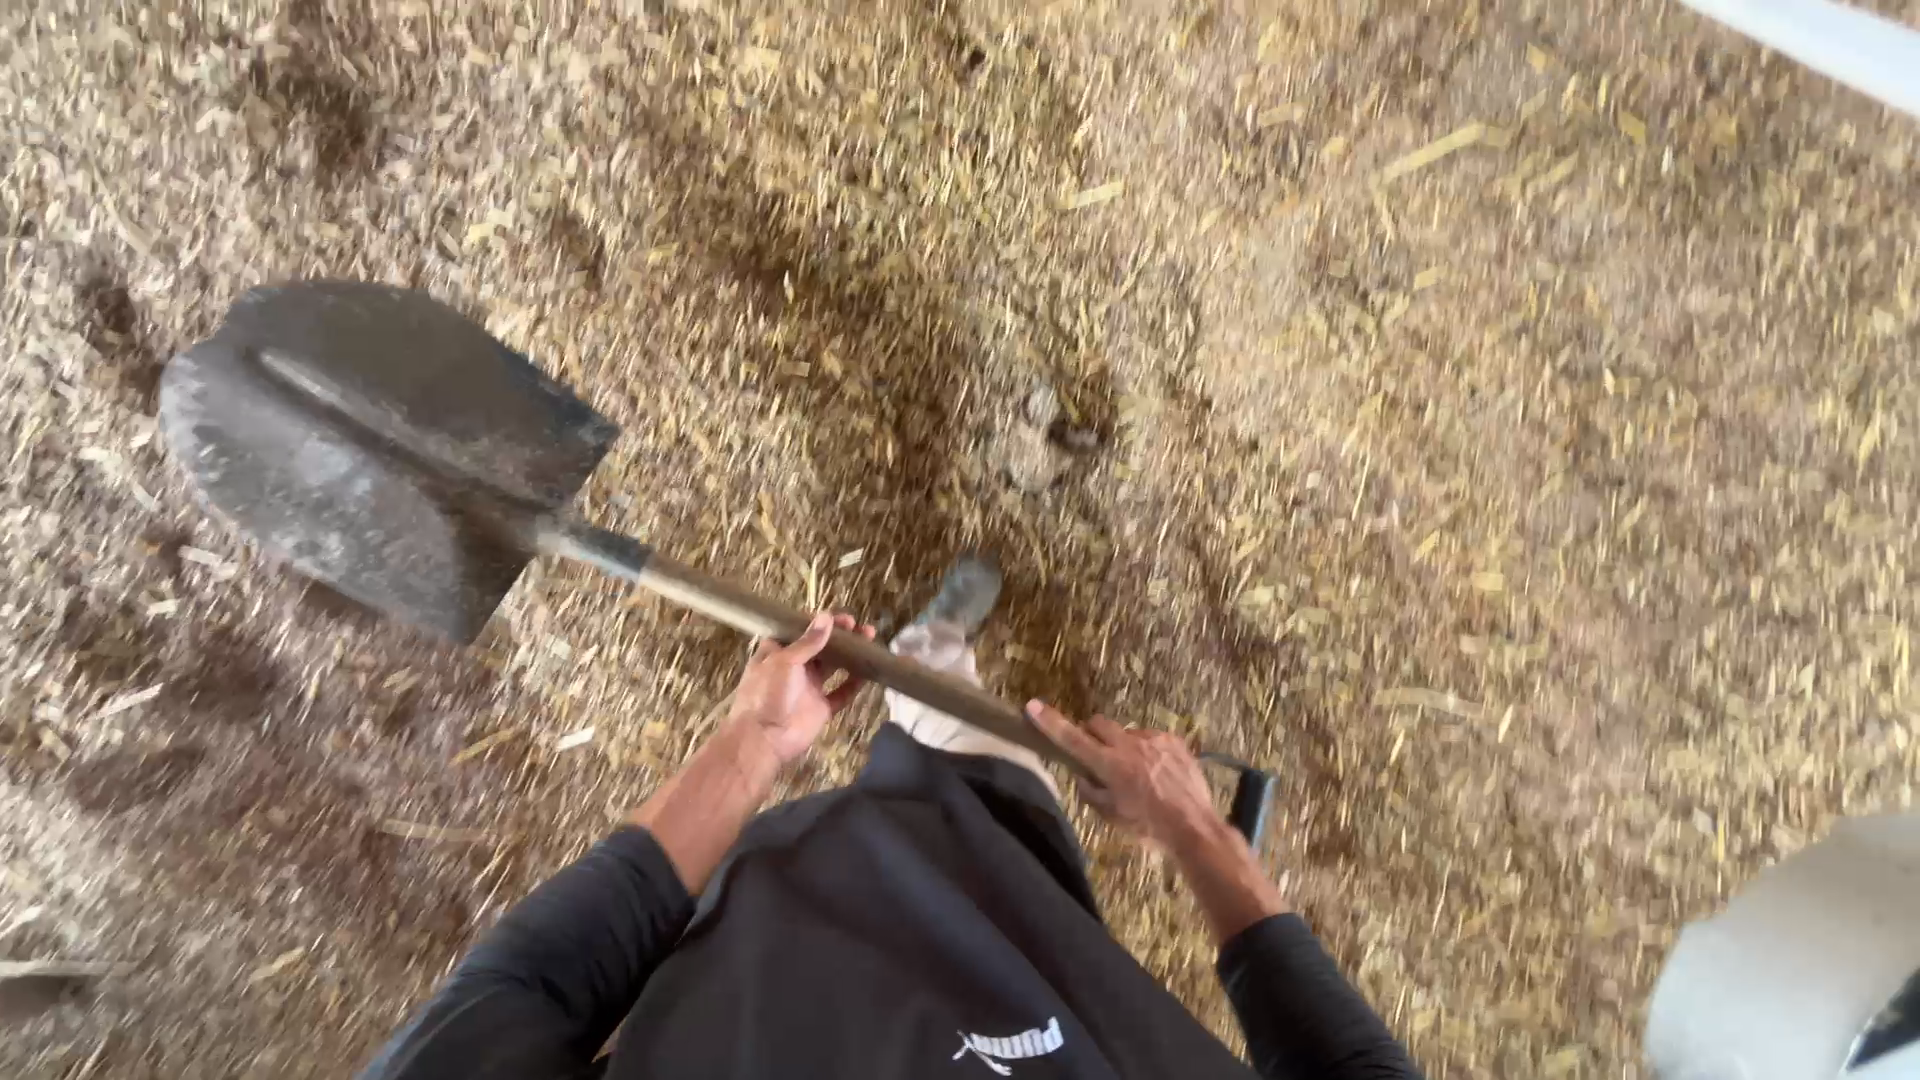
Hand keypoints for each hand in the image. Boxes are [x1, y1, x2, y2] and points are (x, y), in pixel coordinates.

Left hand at [727, 612, 875, 763]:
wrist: (763, 739)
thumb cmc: (767, 694)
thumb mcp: (784, 661)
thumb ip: (808, 641)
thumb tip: (826, 617)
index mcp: (778, 653)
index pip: (801, 632)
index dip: (819, 623)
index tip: (839, 618)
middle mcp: (794, 668)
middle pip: (821, 647)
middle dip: (839, 636)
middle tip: (858, 627)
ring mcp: (809, 688)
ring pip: (834, 666)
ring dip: (850, 655)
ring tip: (869, 640)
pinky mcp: (821, 707)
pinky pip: (841, 692)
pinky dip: (854, 683)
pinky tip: (869, 671)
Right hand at [1024, 700, 1225, 848]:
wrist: (1196, 827)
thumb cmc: (1149, 828)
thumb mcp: (1112, 818)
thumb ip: (1090, 791)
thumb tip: (1081, 774)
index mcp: (1110, 765)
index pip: (1073, 739)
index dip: (1051, 723)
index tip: (1033, 706)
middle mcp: (1130, 745)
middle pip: (1099, 723)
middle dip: (1093, 733)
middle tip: (1099, 754)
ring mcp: (1154, 740)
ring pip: (1127, 732)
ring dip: (1124, 746)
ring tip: (1140, 773)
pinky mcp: (1173, 740)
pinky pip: (1151, 738)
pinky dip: (1148, 751)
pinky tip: (1159, 773)